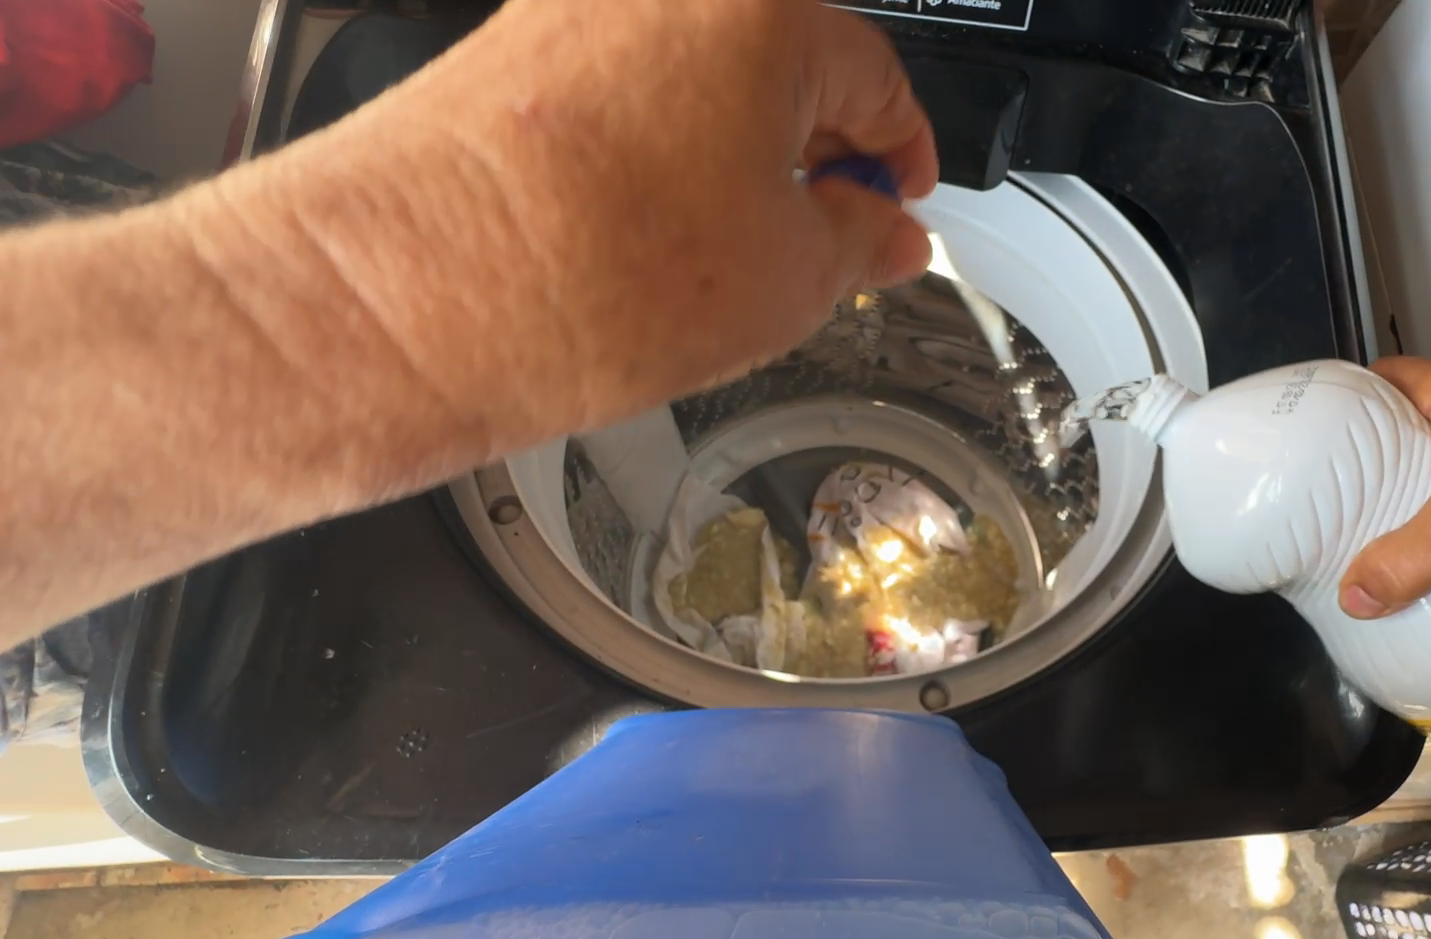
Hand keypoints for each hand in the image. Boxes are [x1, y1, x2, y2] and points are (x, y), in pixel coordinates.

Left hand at [218, 0, 937, 450]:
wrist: (415, 307)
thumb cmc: (598, 282)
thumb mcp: (795, 279)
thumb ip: (865, 243)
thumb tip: (892, 236)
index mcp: (755, 13)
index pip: (877, 76)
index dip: (905, 153)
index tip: (905, 200)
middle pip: (793, 69)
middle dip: (832, 160)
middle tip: (845, 236)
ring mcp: (581, 14)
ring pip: (717, 90)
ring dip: (759, 165)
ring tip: (763, 252)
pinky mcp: (524, 61)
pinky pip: (648, 103)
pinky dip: (691, 162)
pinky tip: (690, 236)